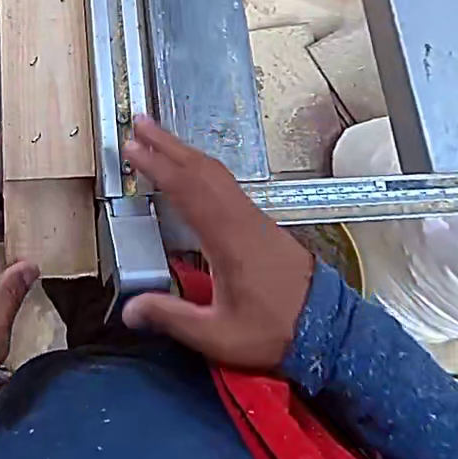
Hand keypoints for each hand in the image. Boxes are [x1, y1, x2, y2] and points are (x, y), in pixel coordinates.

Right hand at [120, 116, 314, 369]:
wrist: (328, 327)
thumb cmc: (276, 329)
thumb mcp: (219, 335)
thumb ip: (172, 317)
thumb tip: (130, 308)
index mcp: (228, 239)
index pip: (187, 189)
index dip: (157, 165)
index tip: (133, 147)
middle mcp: (240, 218)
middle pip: (200, 168)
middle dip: (167, 143)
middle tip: (139, 123)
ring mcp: (251, 215)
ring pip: (214, 170)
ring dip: (183, 149)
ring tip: (157, 136)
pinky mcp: (257, 220)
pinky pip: (224, 180)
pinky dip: (200, 164)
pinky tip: (190, 166)